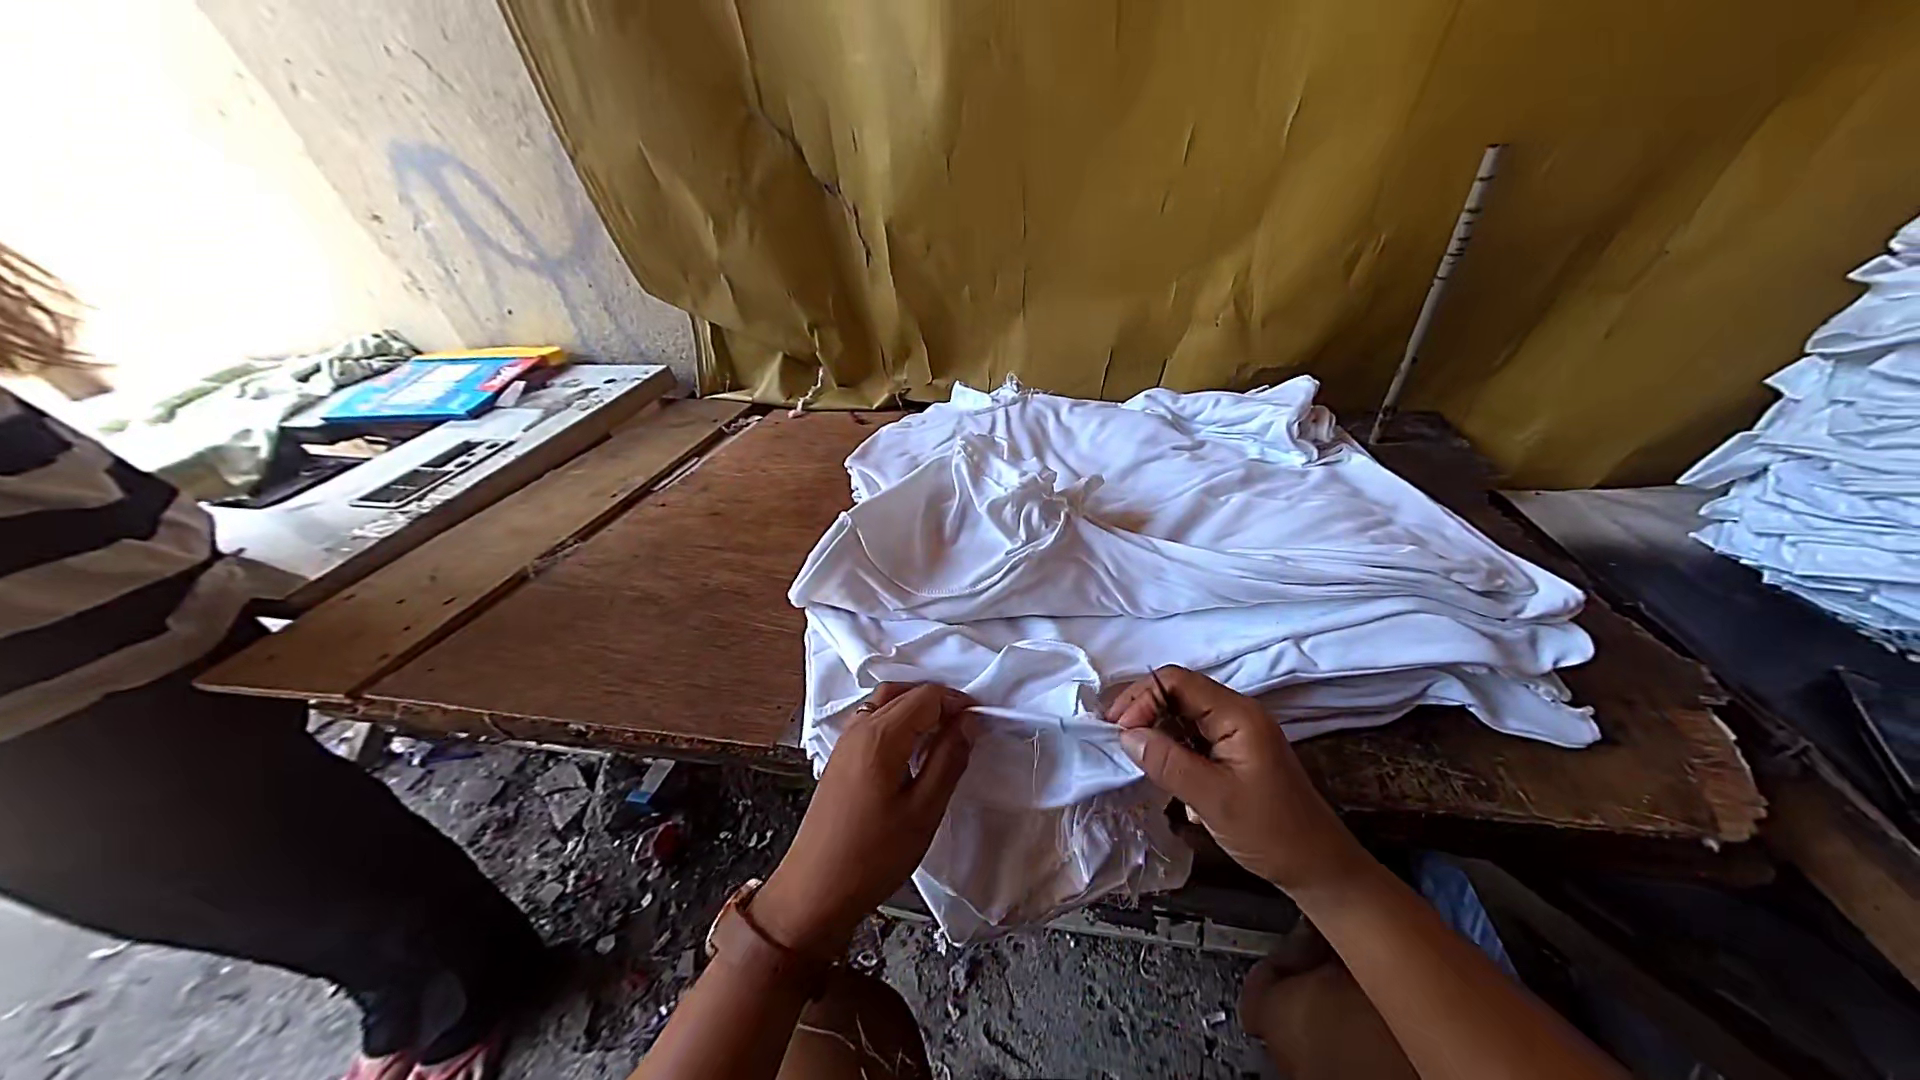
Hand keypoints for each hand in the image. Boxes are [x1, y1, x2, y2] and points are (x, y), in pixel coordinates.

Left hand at [753, 683, 978, 957]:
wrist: (815, 890)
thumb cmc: (872, 855)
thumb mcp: (923, 810)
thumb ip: (949, 759)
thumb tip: (968, 723)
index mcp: (881, 735)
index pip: (926, 696)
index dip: (957, 703)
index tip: (979, 722)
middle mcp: (859, 728)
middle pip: (903, 692)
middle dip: (938, 701)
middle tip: (964, 726)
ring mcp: (845, 742)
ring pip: (885, 702)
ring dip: (916, 708)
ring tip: (943, 736)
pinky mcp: (839, 758)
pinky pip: (872, 720)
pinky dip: (897, 721)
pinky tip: (912, 751)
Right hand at [1106, 666, 1370, 894]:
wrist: (1319, 868)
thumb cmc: (1271, 832)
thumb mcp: (1213, 799)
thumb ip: (1168, 762)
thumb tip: (1126, 735)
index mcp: (1238, 714)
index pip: (1177, 681)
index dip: (1142, 698)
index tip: (1120, 731)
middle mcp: (1236, 713)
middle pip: (1177, 690)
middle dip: (1141, 707)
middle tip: (1114, 735)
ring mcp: (1234, 731)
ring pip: (1181, 711)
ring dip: (1151, 724)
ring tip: (1126, 748)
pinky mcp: (1231, 750)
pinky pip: (1190, 732)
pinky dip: (1166, 741)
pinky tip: (1152, 760)